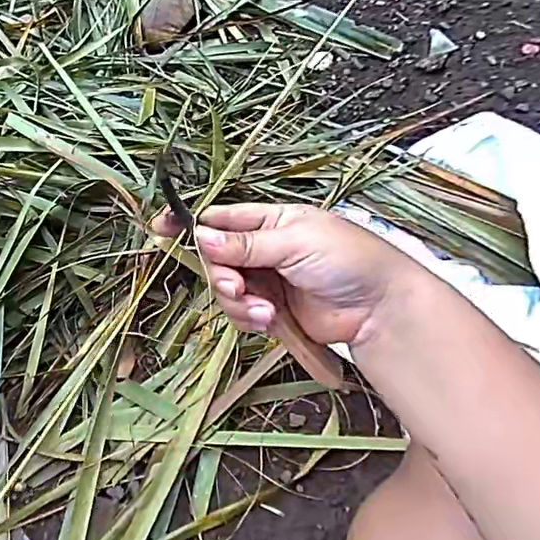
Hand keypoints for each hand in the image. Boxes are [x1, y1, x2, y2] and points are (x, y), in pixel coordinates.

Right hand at [152, 203, 426, 347]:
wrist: (379, 308)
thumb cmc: (348, 260)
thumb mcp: (294, 242)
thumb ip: (245, 243)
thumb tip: (201, 234)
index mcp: (270, 221)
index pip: (220, 218)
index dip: (190, 224)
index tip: (160, 228)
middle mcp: (263, 249)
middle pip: (216, 259)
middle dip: (220, 275)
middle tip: (235, 286)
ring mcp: (266, 281)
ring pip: (226, 291)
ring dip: (238, 302)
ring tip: (265, 310)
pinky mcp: (271, 312)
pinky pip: (242, 314)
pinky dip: (250, 319)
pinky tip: (271, 321)